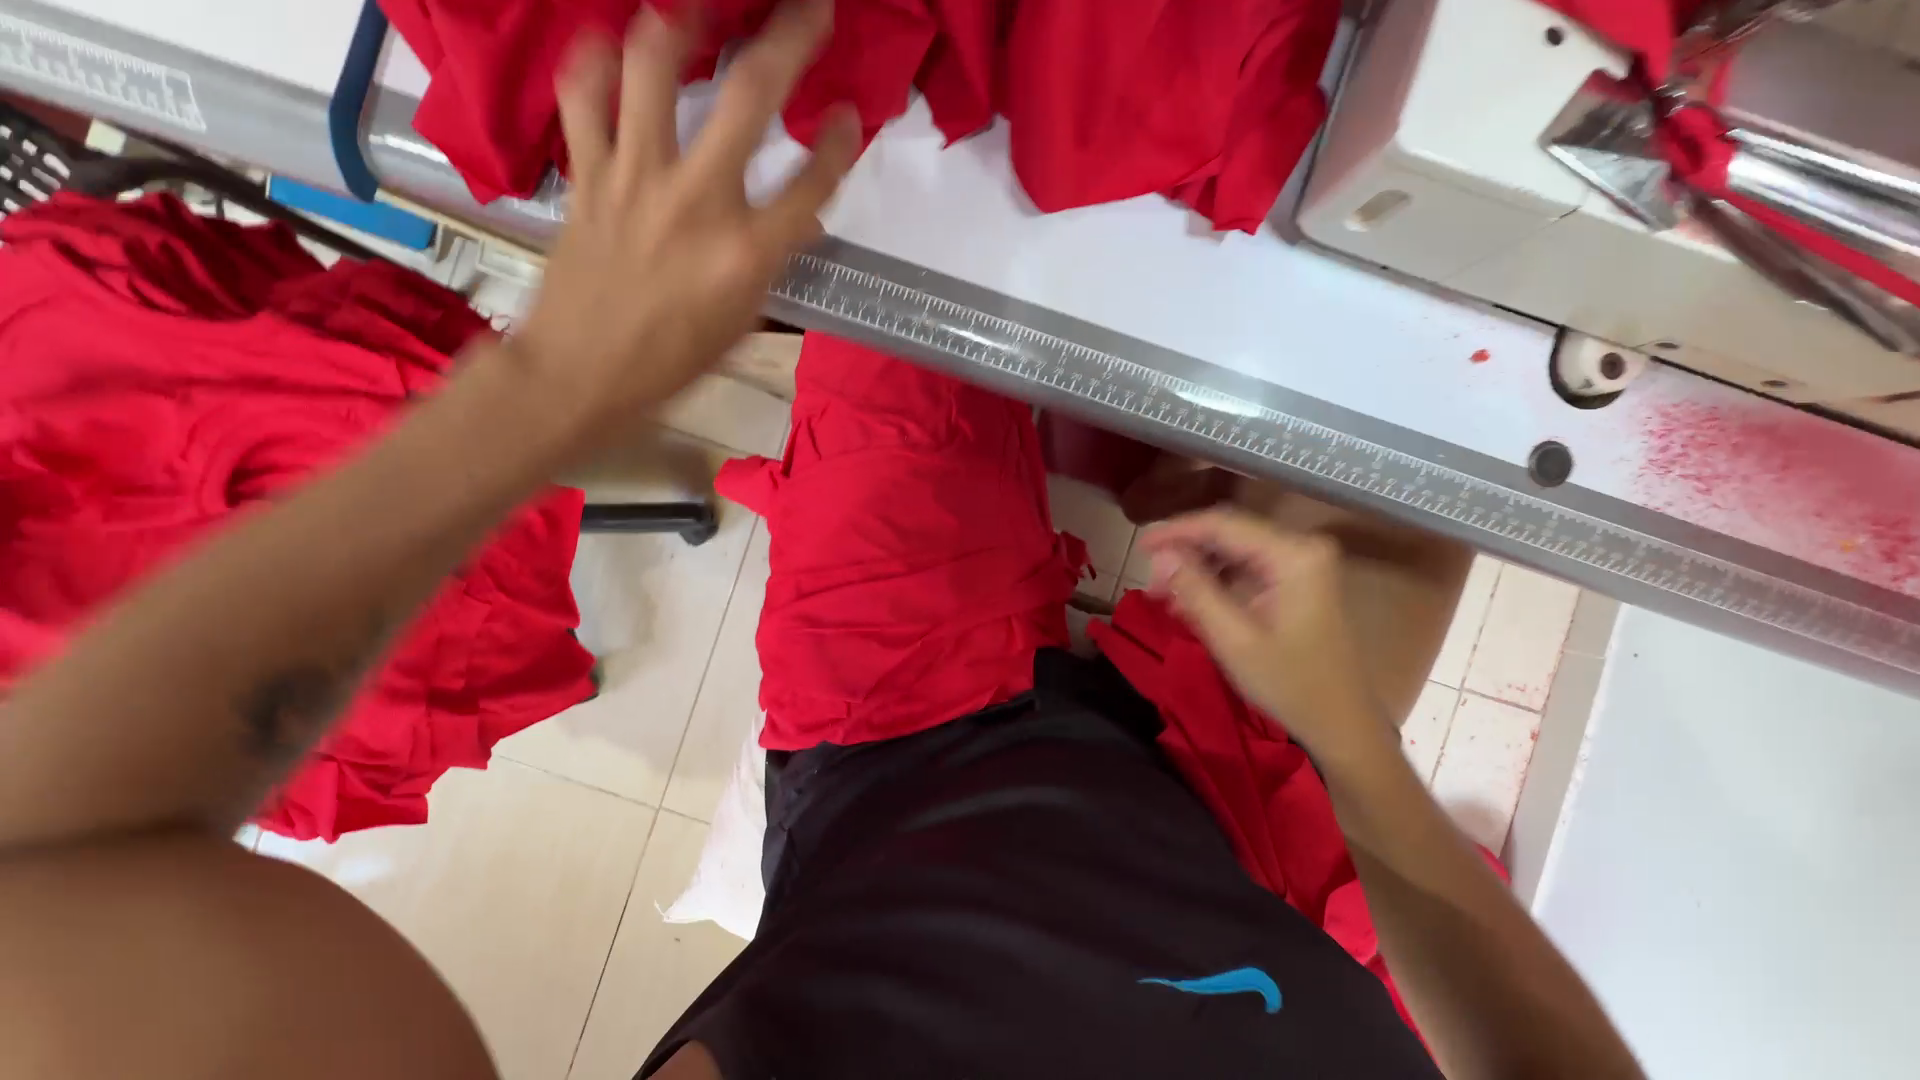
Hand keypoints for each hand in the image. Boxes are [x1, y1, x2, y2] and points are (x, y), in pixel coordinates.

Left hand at [513, 0, 857, 437]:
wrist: (579, 376)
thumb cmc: (670, 362)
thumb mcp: (741, 323)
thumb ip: (771, 264)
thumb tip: (797, 223)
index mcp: (747, 253)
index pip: (814, 183)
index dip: (842, 143)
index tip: (850, 116)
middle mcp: (698, 202)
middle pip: (751, 95)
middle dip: (790, 37)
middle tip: (810, 9)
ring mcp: (636, 179)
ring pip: (655, 68)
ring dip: (684, 22)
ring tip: (700, 8)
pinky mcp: (587, 175)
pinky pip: (584, 97)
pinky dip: (595, 61)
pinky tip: (611, 45)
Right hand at [1136, 508, 1394, 760]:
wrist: (1340, 721)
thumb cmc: (1289, 684)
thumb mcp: (1233, 639)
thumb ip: (1195, 591)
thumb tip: (1160, 555)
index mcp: (1293, 555)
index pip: (1223, 525)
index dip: (1177, 531)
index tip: (1141, 545)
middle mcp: (1301, 547)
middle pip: (1230, 534)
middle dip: (1186, 553)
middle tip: (1151, 581)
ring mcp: (1302, 564)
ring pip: (1235, 550)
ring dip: (1199, 567)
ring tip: (1164, 593)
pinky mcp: (1298, 581)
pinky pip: (1248, 567)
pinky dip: (1218, 580)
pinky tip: (1192, 601)